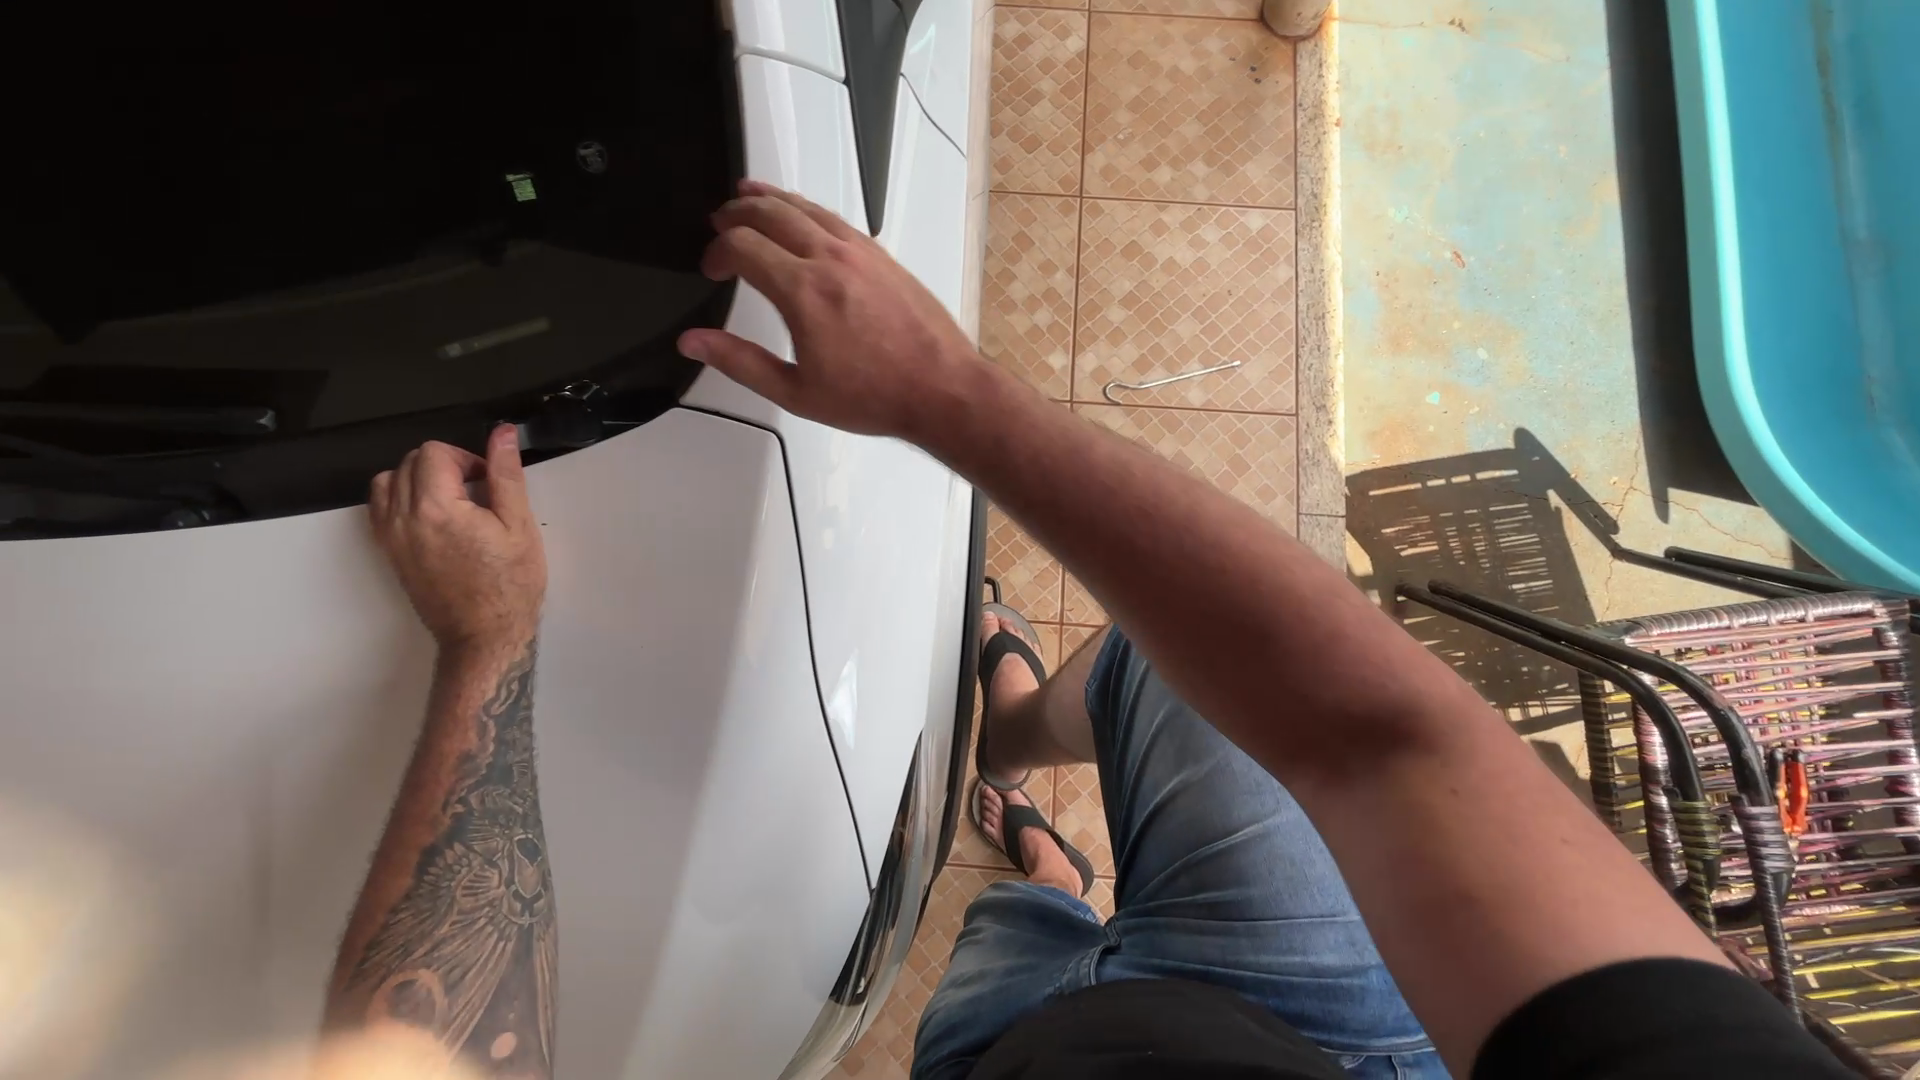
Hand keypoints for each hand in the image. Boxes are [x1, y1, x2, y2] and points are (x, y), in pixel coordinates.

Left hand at [370, 424, 546, 650]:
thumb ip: (506, 475)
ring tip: (453, 501)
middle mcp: (404, 518)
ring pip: (389, 481)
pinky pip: (380, 508)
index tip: (489, 480)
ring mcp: (390, 536)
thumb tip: (502, 434)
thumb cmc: (511, 583)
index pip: (434, 452)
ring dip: (419, 479)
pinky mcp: (388, 552)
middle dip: (446, 465)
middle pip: (410, 462)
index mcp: (438, 508)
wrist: (484, 634)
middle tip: (479, 491)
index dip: (467, 457)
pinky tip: (432, 516)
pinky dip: (401, 499)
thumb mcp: (520, 526)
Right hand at [676, 180, 989, 440]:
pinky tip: (806, 218)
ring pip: (806, 207)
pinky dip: (810, 210)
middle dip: (737, 212)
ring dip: (772, 199)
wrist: (942, 389)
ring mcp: (862, 254)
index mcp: (803, 291)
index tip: (712, 267)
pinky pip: (837, 219)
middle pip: (770, 213)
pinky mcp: (884, 257)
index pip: (742, 246)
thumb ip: (741, 362)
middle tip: (720, 220)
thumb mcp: (797, 393)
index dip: (717, 252)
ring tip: (750, 195)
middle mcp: (831, 260)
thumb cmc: (879, 395)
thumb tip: (696, 342)